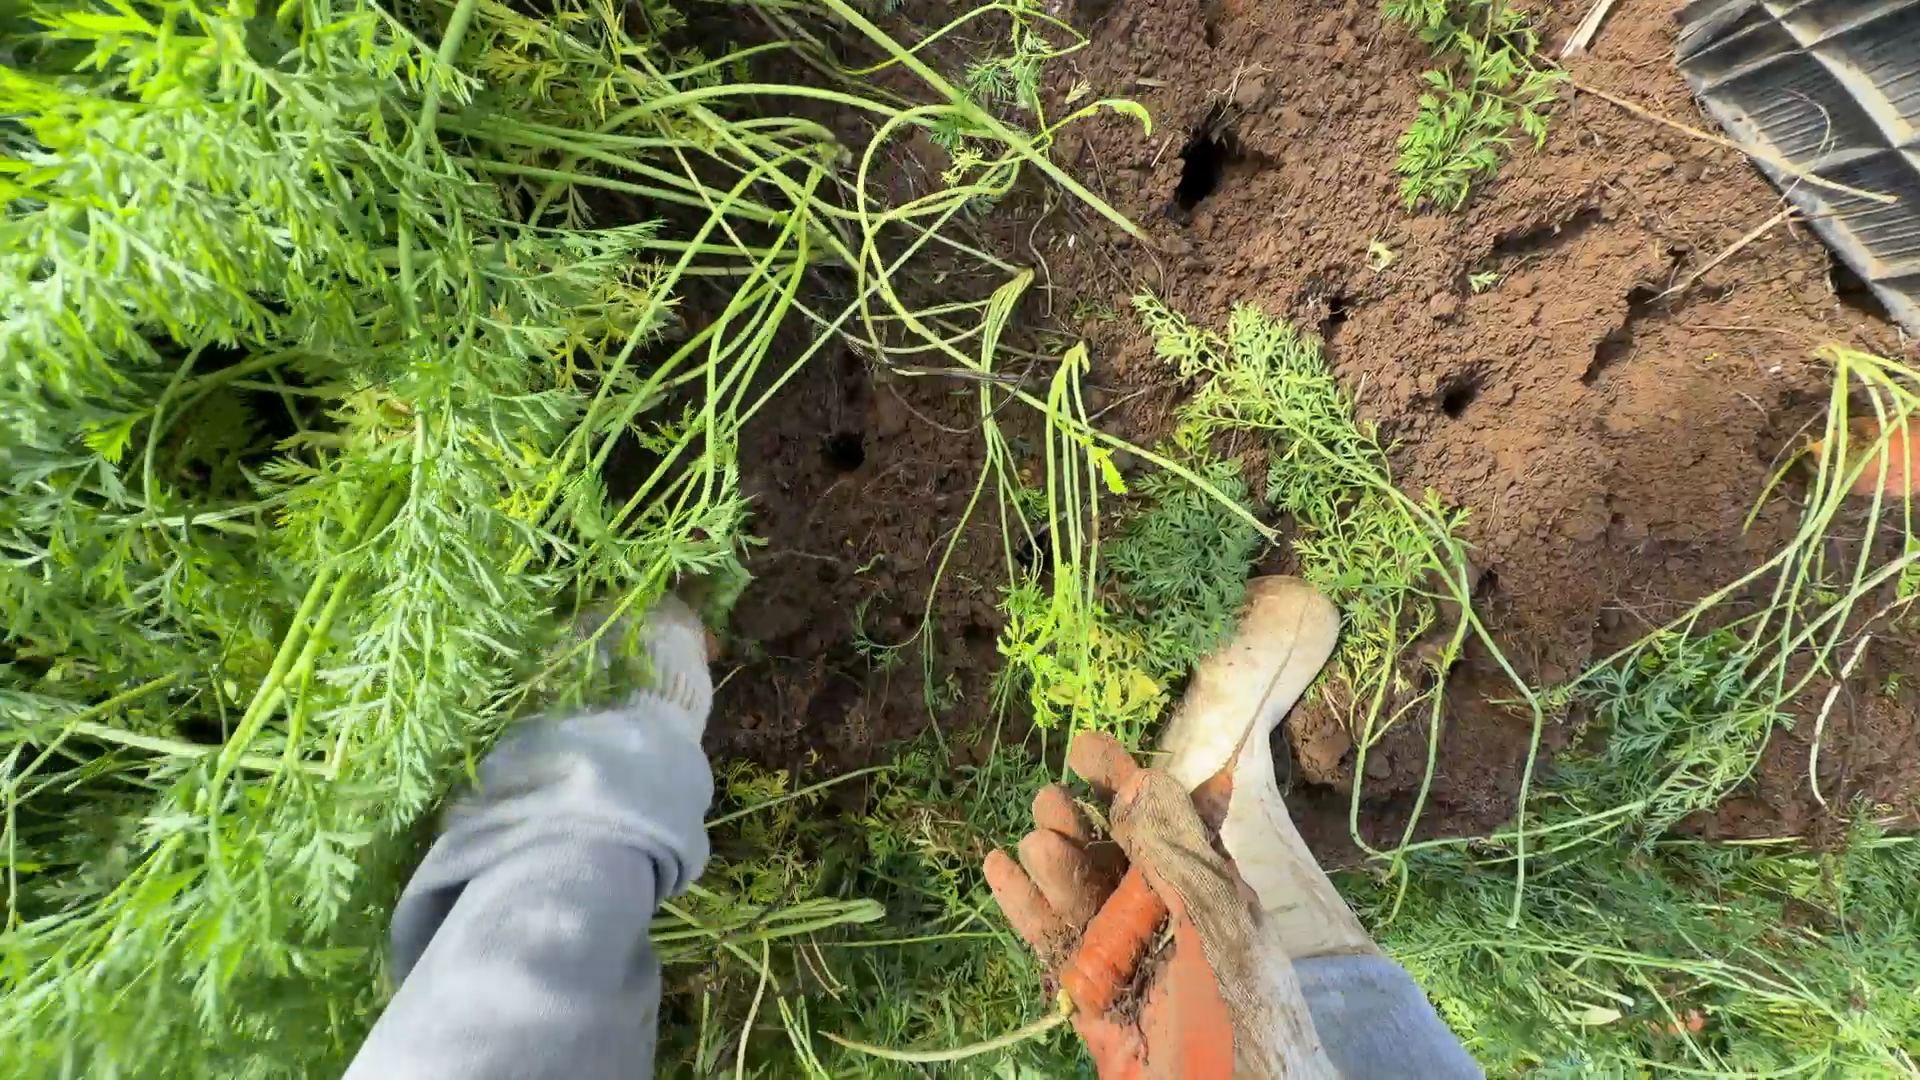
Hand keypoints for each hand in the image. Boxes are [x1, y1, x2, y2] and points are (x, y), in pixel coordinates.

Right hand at [983, 732, 1240, 1078]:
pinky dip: (1022, 902)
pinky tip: (998, 866)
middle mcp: (1155, 906)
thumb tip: (1137, 777)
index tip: (1082, 749)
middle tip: (1053, 802)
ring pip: (1073, 886)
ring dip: (1052, 858)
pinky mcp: (1085, 985)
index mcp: (1199, 883)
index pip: (1157, 812)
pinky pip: (1048, 935)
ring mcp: (1117, 945)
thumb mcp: (1213, 919)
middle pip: (1105, 847)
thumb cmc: (1235, 1009)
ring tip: (1037, 844)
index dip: (1121, 776)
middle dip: (1078, 818)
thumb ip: (1173, 848)